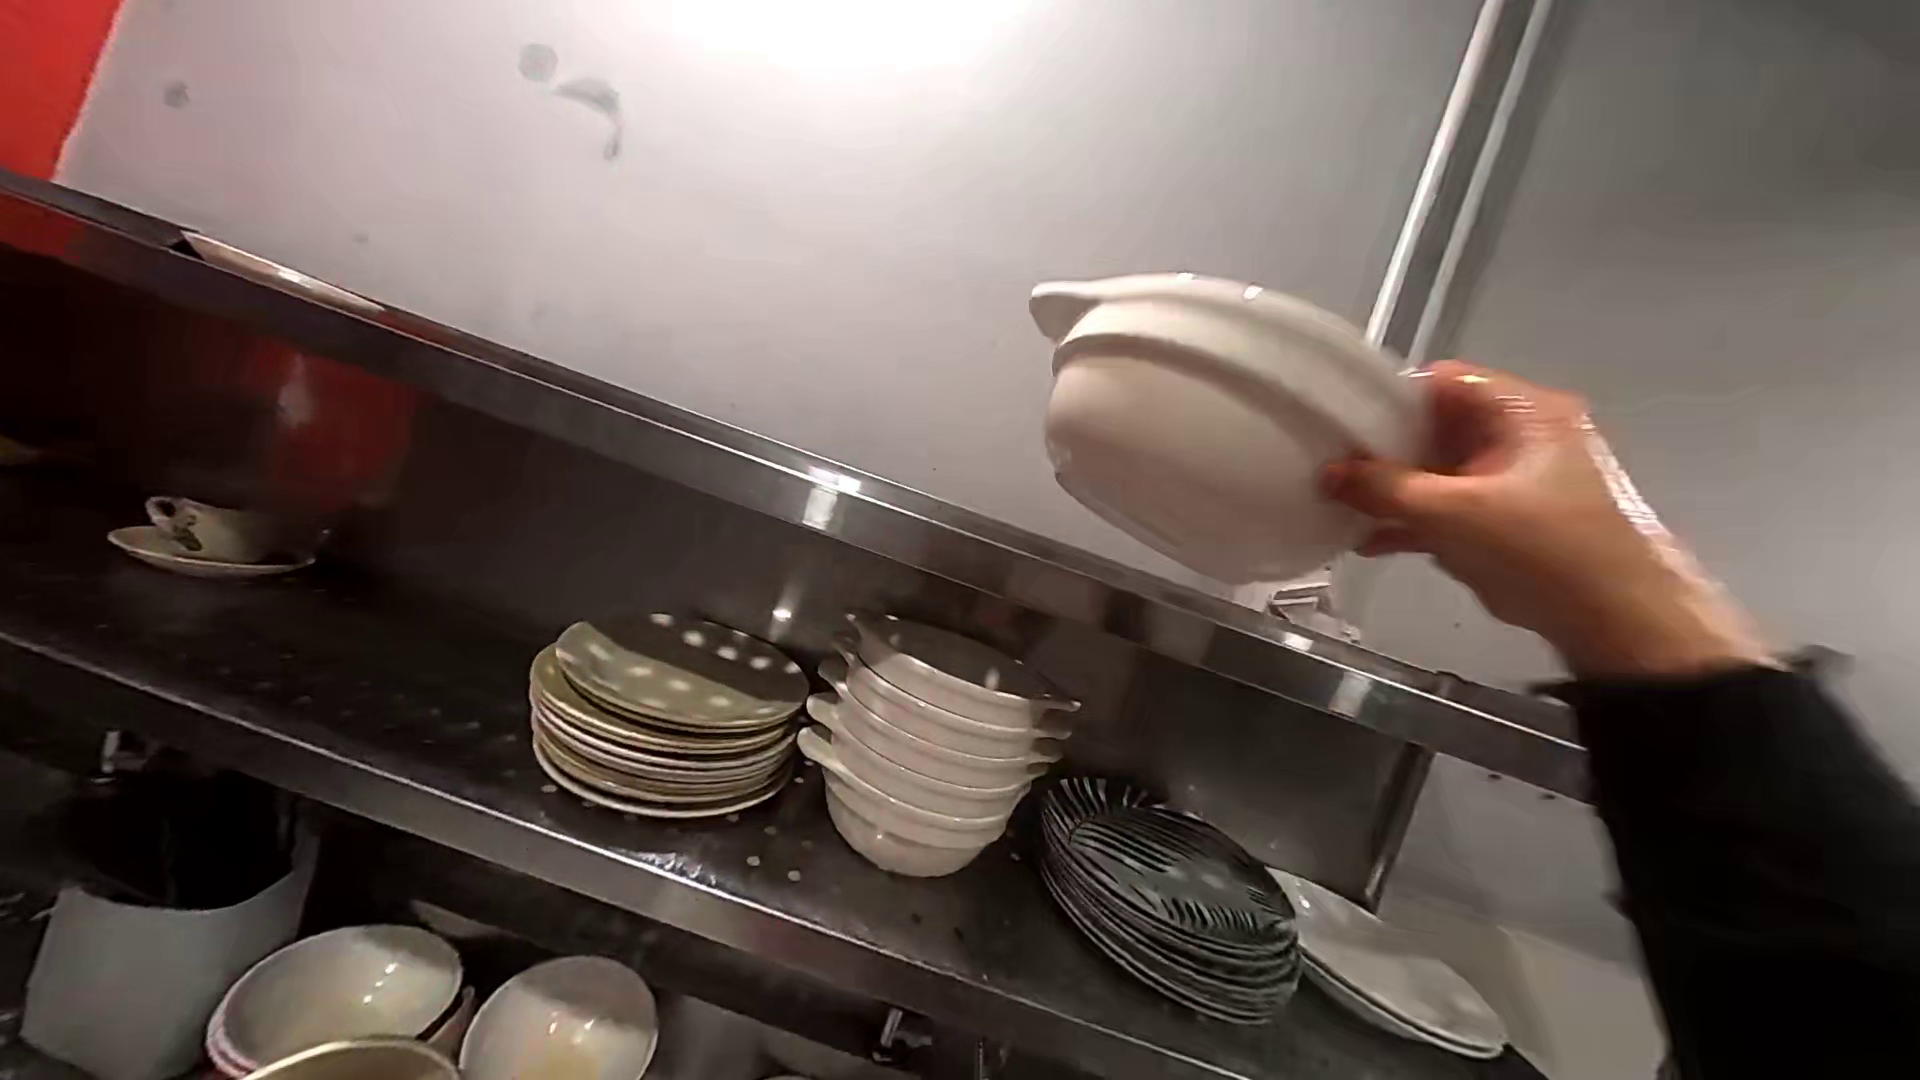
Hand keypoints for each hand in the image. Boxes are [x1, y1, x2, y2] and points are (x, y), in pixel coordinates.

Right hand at [1322, 360, 1772, 676]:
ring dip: (1387, 490)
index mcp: (1523, 411)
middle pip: (1432, 426)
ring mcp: (1508, 476)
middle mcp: (1517, 434)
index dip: (1389, 397)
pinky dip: (1407, 519)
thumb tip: (1328, 473)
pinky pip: (1440, 504)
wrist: (1614, 618)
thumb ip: (1383, 488)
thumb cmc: (1542, 547)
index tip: (1342, 423)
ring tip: (1341, 507)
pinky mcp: (1498, 515)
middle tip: (1331, 466)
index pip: (1443, 381)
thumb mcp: (1452, 512)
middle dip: (1379, 450)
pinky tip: (1368, 540)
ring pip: (1431, 469)